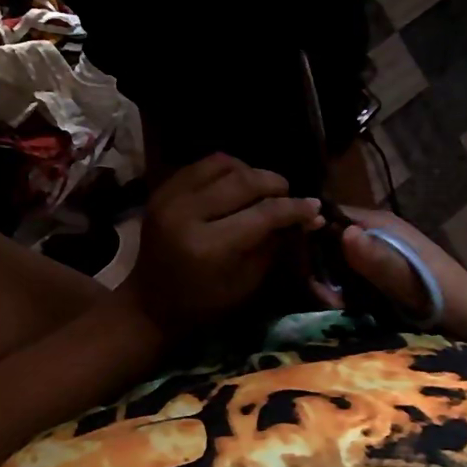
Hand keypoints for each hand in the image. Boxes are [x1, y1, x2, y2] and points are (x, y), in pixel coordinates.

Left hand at [130, 154, 323, 333]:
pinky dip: (228, 171)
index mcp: (209, 247)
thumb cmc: (205, 302)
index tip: (315, 206)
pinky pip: (203, 165)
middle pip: (244, 181)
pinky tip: (238, 185)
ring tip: (264, 189)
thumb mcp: (248, 281)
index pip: (263, 214)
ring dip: (251, 172)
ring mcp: (170, 198)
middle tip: (290, 195)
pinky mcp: (162, 190)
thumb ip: (277, 243)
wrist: (151, 302)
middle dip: (275, 184)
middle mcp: (186, 215)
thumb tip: (310, 216)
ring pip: (224, 164)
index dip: (294, 208)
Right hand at [315, 207, 466, 342]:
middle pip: (328, 243)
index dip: (310, 233)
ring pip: (334, 266)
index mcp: (381, 225)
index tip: (300, 263)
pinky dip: (342, 298)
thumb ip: (378, 259)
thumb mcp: (408, 280)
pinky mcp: (379, 281)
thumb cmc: (445, 298)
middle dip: (318, 269)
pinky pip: (348, 284)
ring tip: (335, 307)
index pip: (330, 215)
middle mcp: (375, 236)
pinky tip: (345, 312)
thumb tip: (343, 232)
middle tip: (324, 297)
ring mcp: (376, 259)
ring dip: (329, 288)